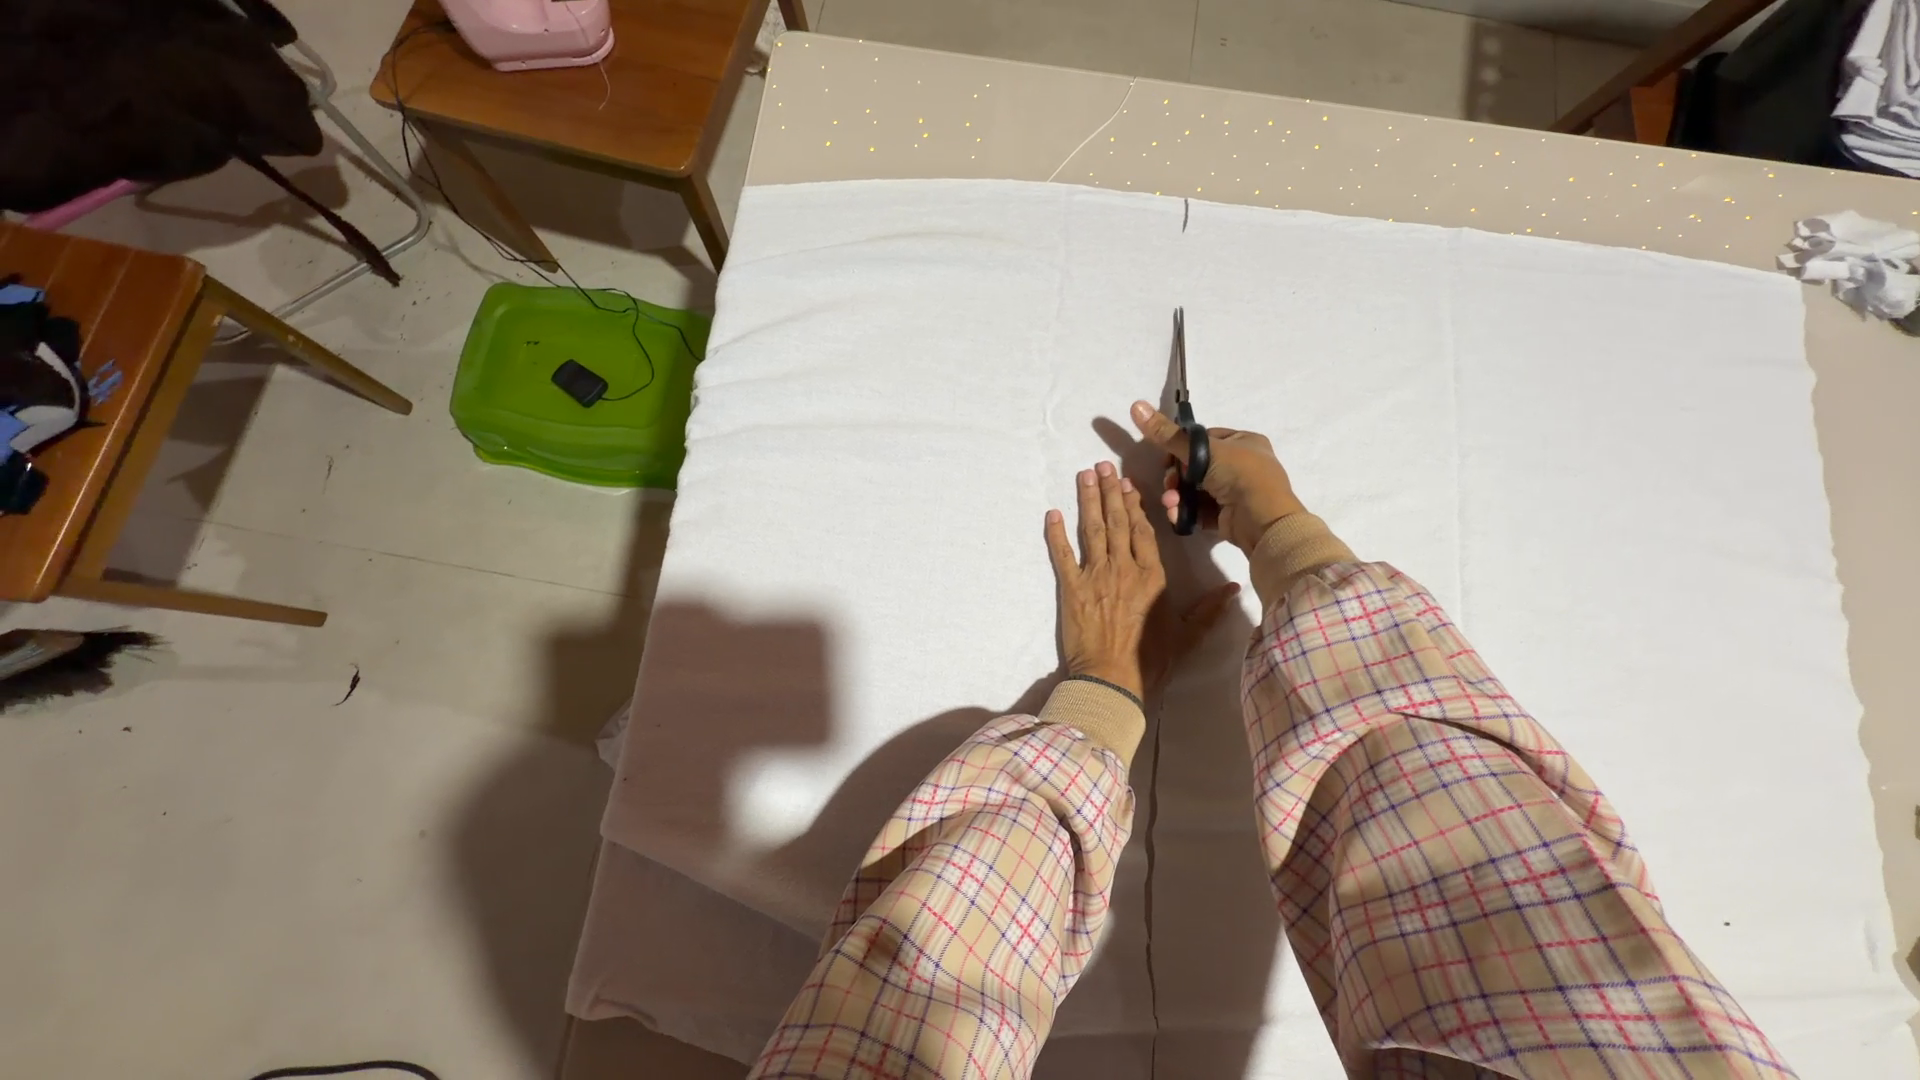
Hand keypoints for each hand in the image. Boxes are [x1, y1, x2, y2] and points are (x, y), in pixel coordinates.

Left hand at [1045, 461, 1239, 699]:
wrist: (1113, 679)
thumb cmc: (1152, 660)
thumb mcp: (1188, 634)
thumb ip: (1210, 609)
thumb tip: (1235, 589)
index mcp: (1152, 576)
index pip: (1142, 531)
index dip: (1134, 505)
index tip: (1129, 483)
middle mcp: (1124, 568)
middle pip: (1116, 521)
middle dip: (1110, 491)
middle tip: (1102, 466)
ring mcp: (1095, 576)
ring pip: (1091, 529)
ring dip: (1087, 500)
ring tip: (1084, 476)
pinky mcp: (1071, 589)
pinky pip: (1062, 555)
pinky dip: (1056, 533)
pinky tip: (1052, 513)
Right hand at [1130, 400, 1305, 556]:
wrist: (1262, 520)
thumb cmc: (1239, 475)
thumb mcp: (1202, 451)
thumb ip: (1168, 435)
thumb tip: (1136, 405)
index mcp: (1243, 442)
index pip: (1204, 440)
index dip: (1181, 449)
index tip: (1166, 459)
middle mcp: (1242, 465)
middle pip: (1196, 467)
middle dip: (1177, 478)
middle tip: (1169, 484)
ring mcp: (1236, 492)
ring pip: (1196, 490)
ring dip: (1178, 496)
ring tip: (1171, 503)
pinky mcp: (1228, 516)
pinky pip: (1201, 509)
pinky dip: (1187, 511)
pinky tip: (1177, 514)